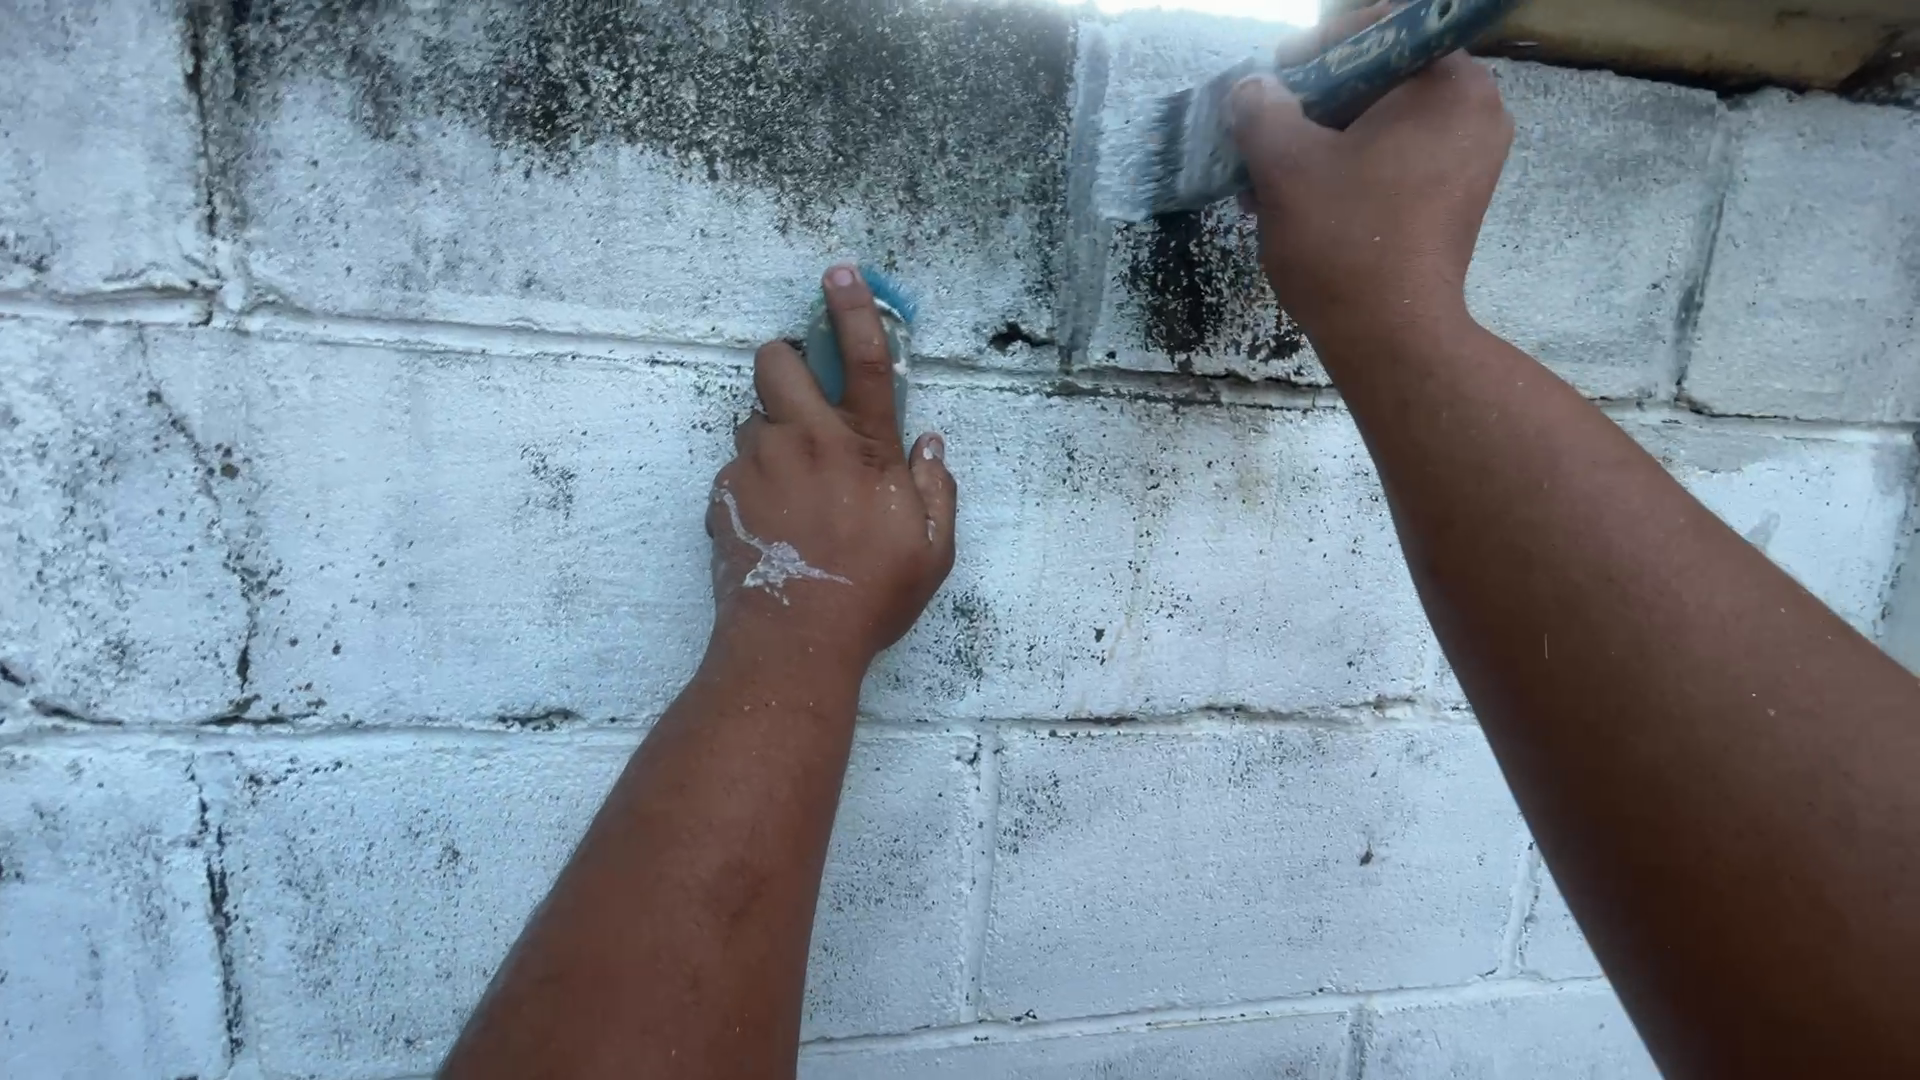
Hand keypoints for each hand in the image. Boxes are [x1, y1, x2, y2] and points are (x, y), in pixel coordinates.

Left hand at [705, 265, 957, 674]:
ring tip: (793, 485)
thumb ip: (937, 488)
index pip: (863, 360)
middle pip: (773, 362)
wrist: (794, 641)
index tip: (838, 272)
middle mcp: (805, 442)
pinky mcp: (722, 494)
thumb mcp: (932, 550)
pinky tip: (773, 521)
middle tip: (803, 402)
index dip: (853, 309)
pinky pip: (736, 467)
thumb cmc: (873, 596)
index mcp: (863, 449)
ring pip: (752, 419)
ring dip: (773, 434)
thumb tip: (928, 445)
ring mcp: (755, 465)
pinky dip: (754, 479)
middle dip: (785, 363)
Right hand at [1230, 32, 1512, 341]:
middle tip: (1261, 140)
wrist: (1386, 335)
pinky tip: (1297, 208)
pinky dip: (1345, 179)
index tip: (1273, 80)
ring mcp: (1466, 164)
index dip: (1318, 50)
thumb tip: (1248, 88)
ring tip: (1265, 184)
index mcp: (1448, 85)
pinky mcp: (1450, 207)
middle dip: (1310, 113)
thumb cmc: (1341, 240)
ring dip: (1318, 151)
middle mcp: (1473, 114)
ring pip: (1378, 134)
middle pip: (1378, 85)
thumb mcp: (1285, 168)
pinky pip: (1391, 170)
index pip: (1381, 32)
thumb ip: (1262, 113)